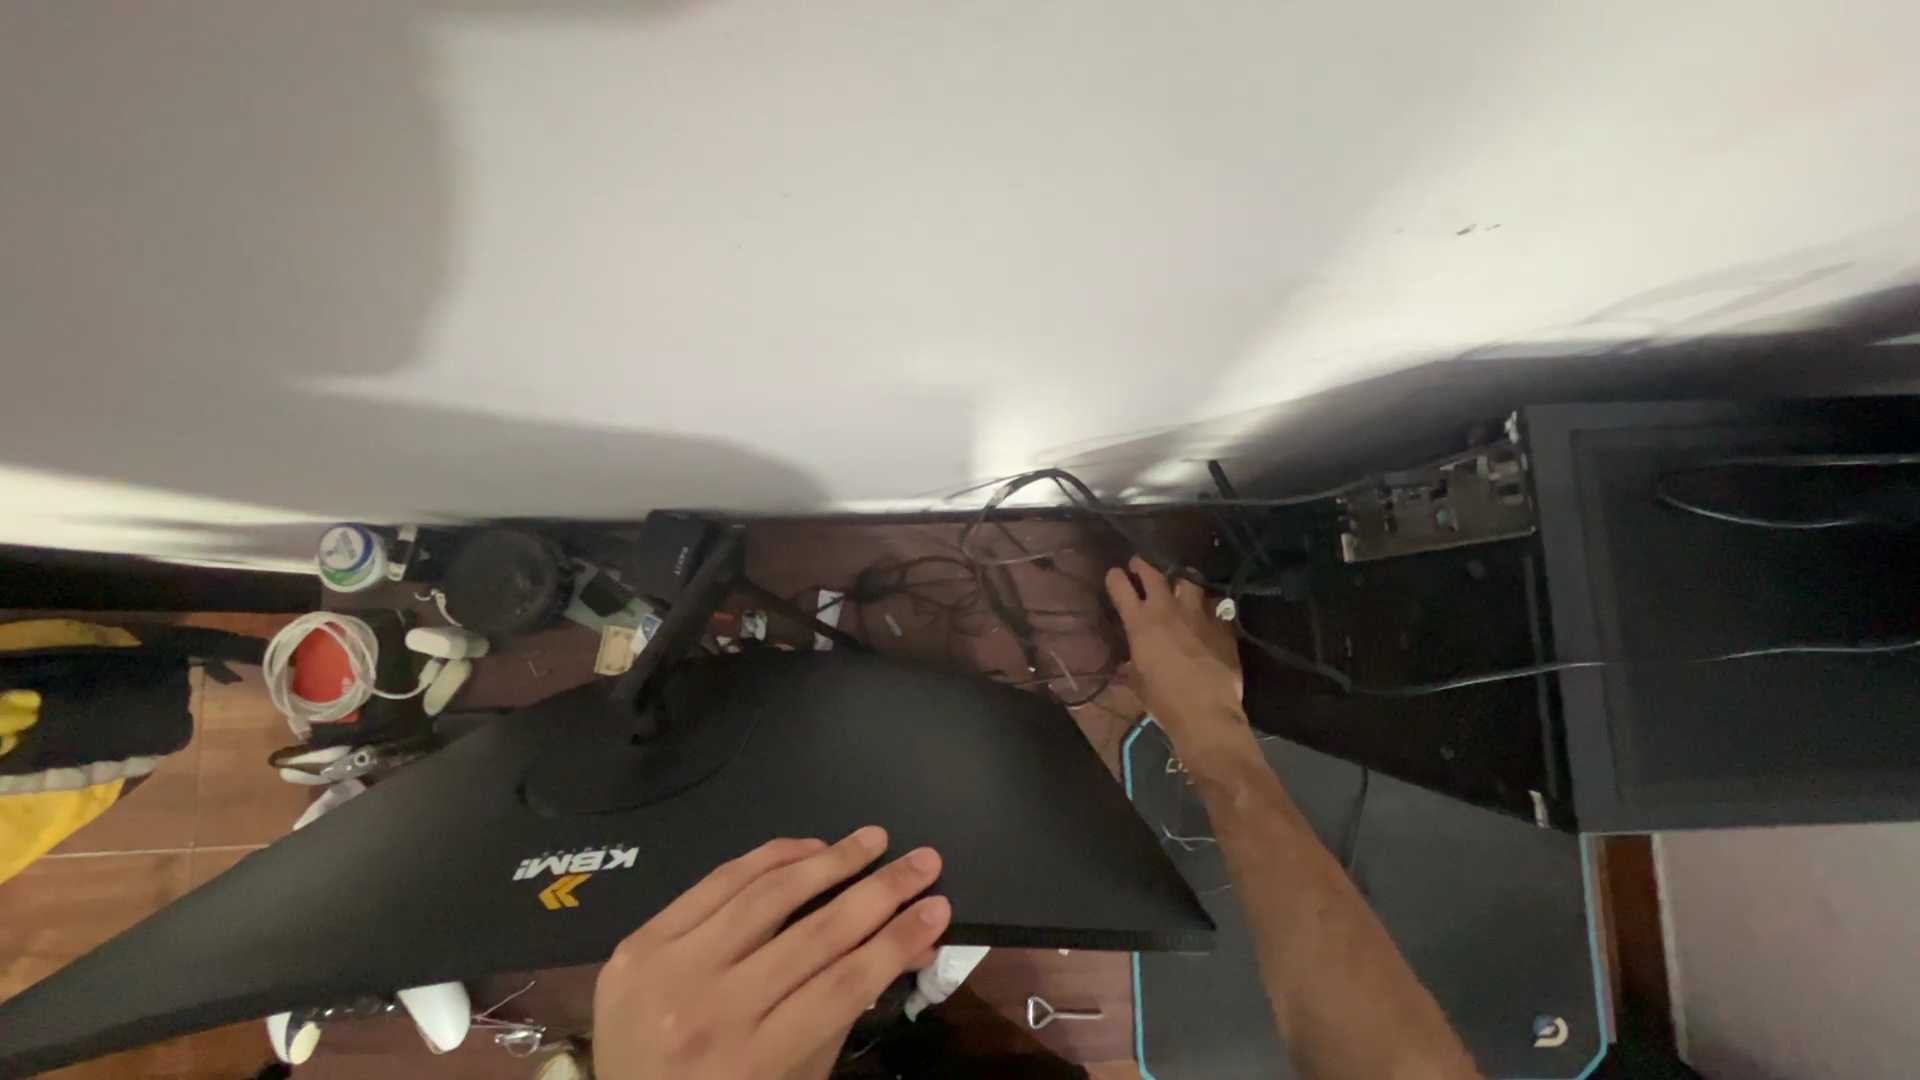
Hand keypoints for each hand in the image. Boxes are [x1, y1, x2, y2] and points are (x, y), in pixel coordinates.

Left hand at [593, 828, 950, 1079]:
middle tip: (924, 860)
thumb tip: (914, 939)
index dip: (899, 939)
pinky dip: (771, 857)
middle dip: (882, 891)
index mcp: (752, 1065)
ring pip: (769, 895)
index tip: (940, 904)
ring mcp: (670, 971)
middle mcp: (710, 1014)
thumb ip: (849, 1006)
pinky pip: (720, 881)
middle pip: (816, 934)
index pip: (845, 984)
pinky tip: (811, 846)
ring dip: (831, 860)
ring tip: (873, 839)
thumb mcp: (795, 1075)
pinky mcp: (641, 941)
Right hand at [1105, 556, 1246, 757]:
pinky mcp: (1223, 625)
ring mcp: (1198, 614)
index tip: (1115, 575)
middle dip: (1143, 566)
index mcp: (1140, 623)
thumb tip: (1129, 663)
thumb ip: (1133, 664)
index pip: (1121, 587)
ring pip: (1190, 581)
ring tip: (1181, 580)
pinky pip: (1215, 605)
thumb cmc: (1163, 701)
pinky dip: (1208, 605)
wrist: (1206, 712)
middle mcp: (1167, 610)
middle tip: (1139, 565)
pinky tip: (1208, 611)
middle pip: (1154, 575)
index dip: (1115, 577)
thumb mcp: (1137, 682)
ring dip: (1182, 579)